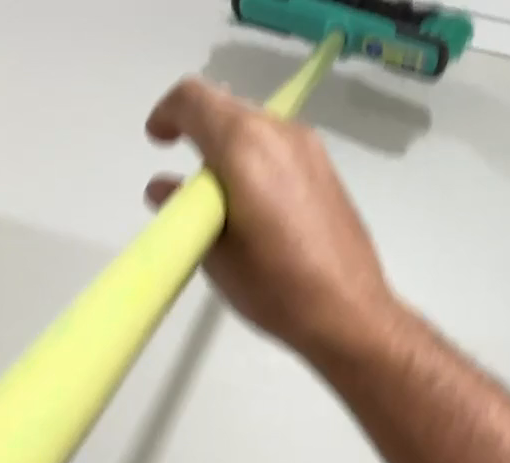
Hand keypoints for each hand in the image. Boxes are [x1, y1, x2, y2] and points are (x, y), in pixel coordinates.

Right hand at [144, 77, 402, 358]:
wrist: (351, 315)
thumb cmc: (277, 289)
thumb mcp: (217, 256)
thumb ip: (185, 210)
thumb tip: (165, 188)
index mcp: (245, 146)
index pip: (194, 99)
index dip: (167, 113)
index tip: (158, 141)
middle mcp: (281, 134)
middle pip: (228, 109)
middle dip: (201, 131)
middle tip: (190, 177)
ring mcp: (312, 151)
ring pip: (258, 128)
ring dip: (232, 149)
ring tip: (222, 196)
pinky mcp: (330, 174)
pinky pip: (283, 150)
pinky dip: (260, 162)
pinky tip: (257, 206)